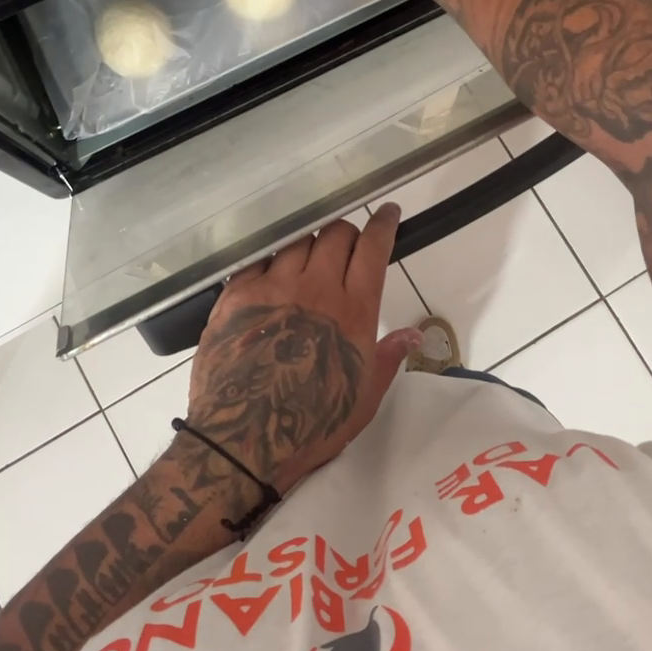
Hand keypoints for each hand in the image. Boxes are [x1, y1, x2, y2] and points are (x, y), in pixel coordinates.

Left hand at [178, 205, 418, 501]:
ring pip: (298, 241)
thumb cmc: (315, 424)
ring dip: (310, 245)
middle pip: (336, 234)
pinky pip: (259, 259)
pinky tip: (272, 275)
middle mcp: (316, 287)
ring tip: (308, 262)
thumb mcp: (365, 398)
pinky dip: (272, 261)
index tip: (388, 212)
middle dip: (346, 233)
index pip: (373, 248)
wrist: (245, 437)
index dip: (383, 224)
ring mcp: (273, 286)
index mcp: (353, 310)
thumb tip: (414, 334)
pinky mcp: (237, 293)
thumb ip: (388, 357)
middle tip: (346, 247)